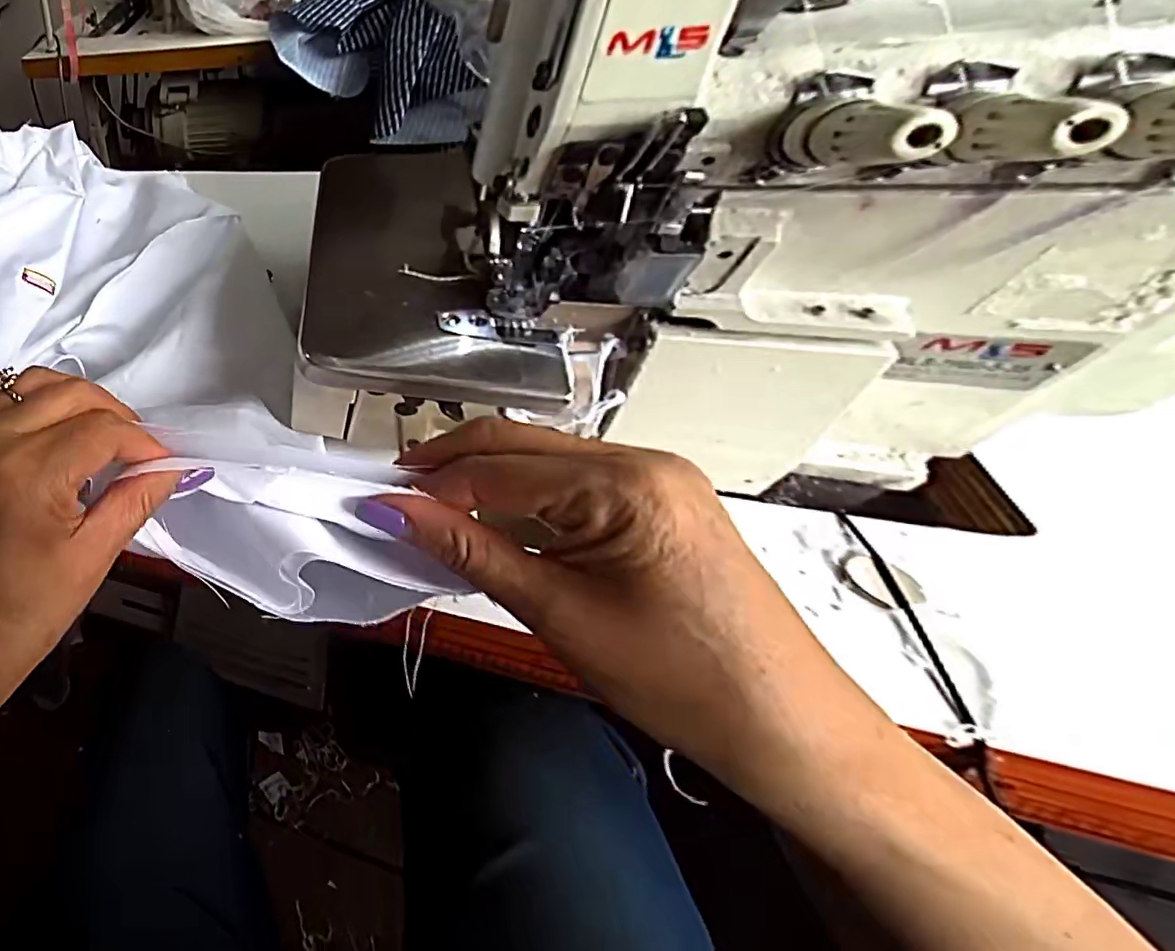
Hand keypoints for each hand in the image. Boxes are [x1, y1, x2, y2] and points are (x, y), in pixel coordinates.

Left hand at [0, 369, 179, 824]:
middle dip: (118, 418)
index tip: (160, 461)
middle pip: (74, 394)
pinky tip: (39, 420)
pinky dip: (18, 394)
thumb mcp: (89, 562)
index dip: (144, 444)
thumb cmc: (0, 626)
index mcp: (26, 476)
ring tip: (98, 436)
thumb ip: (133, 501)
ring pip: (33, 382)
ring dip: (75, 399)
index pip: (105, 429)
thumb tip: (164, 470)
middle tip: (138, 453)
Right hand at [367, 419, 898, 800]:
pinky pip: (569, 480)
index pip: (496, 468)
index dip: (430, 486)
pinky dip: (519, 495)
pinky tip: (490, 518)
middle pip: (517, 442)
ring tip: (433, 509)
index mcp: (626, 484)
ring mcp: (655, 478)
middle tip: (396, 494)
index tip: (383, 504)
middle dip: (449, 464)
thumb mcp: (557, 613)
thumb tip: (400, 512)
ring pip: (540, 457)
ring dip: (482, 478)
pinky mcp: (656, 500)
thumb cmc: (688, 681)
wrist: (791, 732)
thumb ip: (470, 549)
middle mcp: (644, 463)